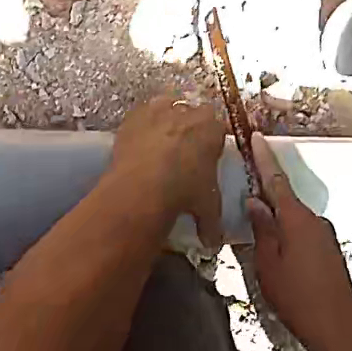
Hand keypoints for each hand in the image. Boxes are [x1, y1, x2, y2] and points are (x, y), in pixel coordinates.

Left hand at [108, 95, 226, 247]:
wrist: (143, 184)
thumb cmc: (184, 190)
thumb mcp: (206, 205)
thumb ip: (212, 223)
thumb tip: (213, 244)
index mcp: (213, 128)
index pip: (218, 126)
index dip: (211, 139)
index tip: (205, 152)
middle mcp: (188, 112)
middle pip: (193, 112)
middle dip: (190, 126)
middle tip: (182, 148)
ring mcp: (158, 110)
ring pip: (167, 106)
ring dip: (166, 119)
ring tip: (160, 141)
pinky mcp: (134, 115)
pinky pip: (141, 113)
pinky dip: (142, 123)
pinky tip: (138, 140)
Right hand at [243, 132, 351, 350]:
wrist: (338, 330)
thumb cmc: (296, 296)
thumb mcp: (268, 262)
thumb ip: (262, 228)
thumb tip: (255, 201)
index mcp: (297, 220)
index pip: (276, 181)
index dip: (264, 158)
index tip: (256, 137)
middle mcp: (314, 221)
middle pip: (284, 197)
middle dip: (264, 187)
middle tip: (243, 177)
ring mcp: (324, 236)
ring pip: (292, 215)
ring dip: (273, 211)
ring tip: (251, 214)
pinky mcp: (327, 251)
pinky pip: (300, 228)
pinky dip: (284, 226)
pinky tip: (271, 237)